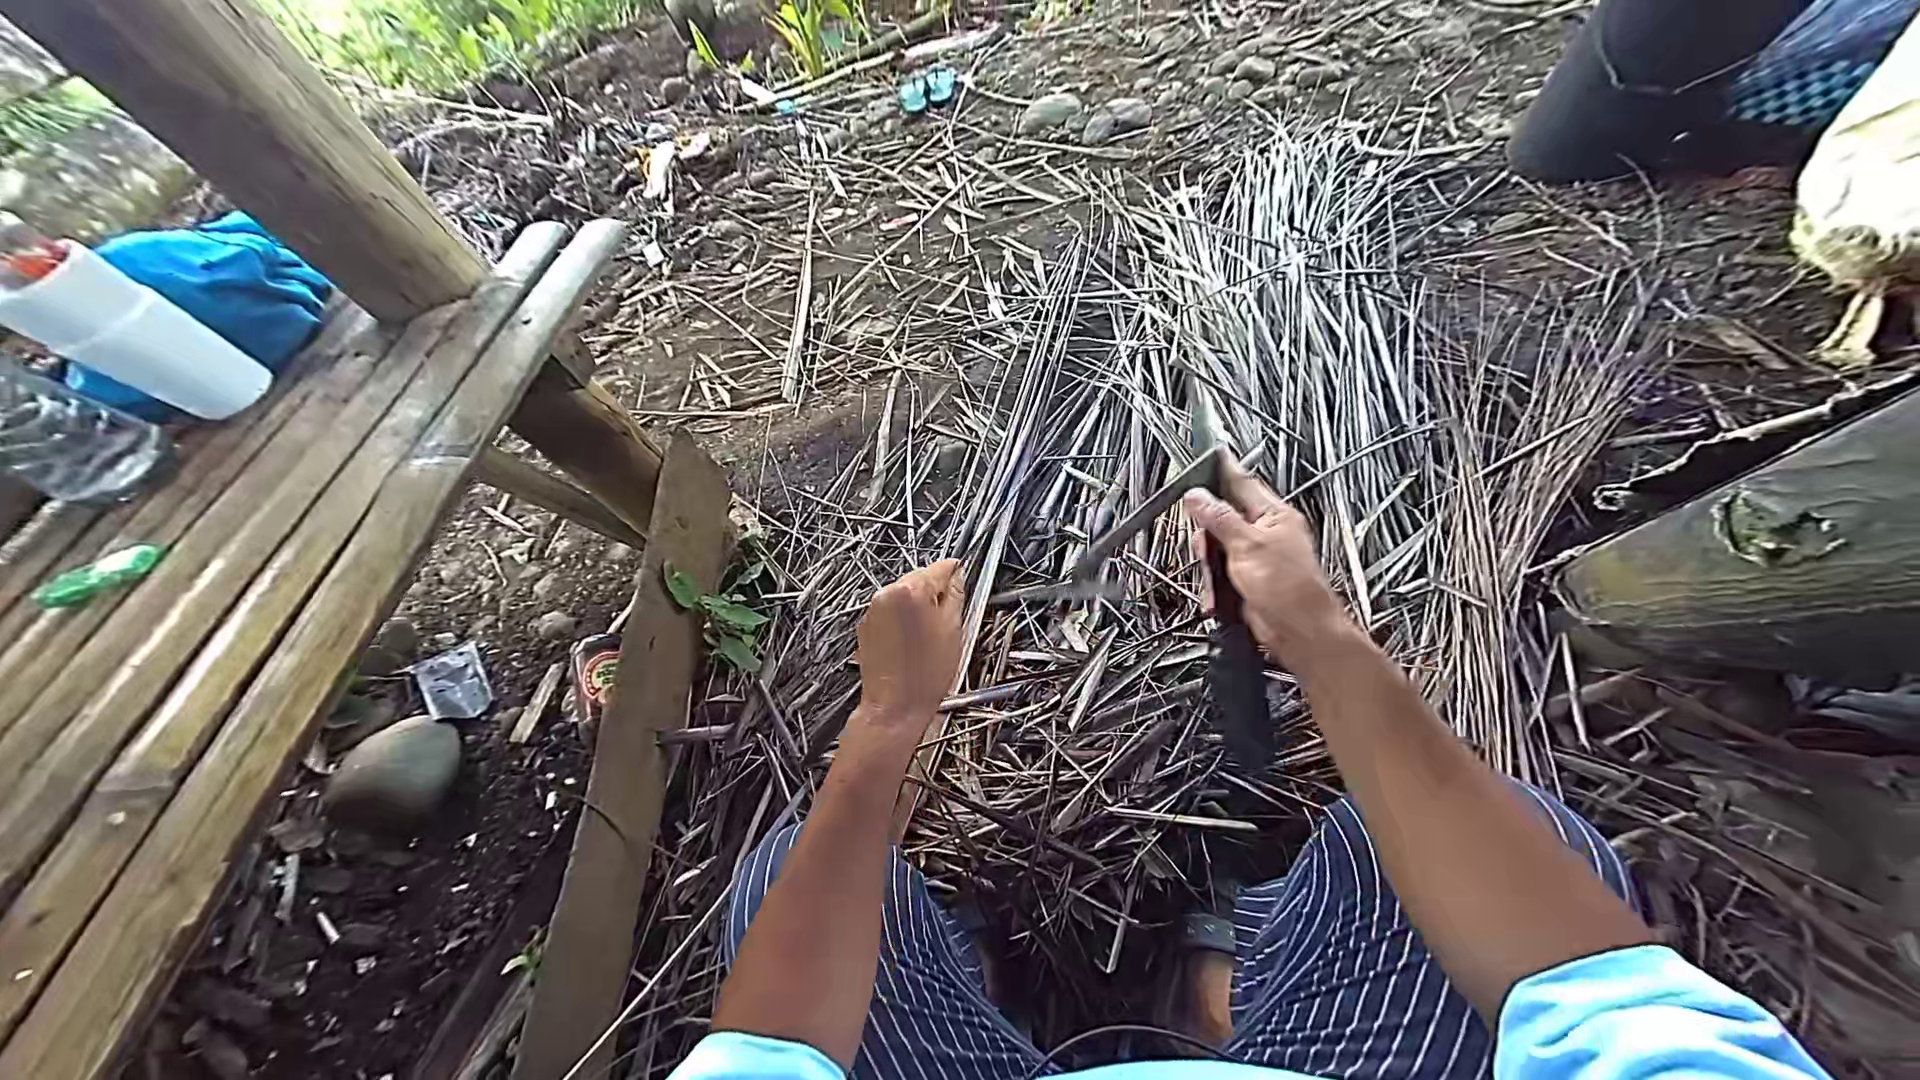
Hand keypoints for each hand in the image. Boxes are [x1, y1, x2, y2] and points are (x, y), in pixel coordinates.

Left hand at [853, 560, 966, 731]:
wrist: (895, 706)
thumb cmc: (924, 675)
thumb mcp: (954, 628)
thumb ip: (956, 594)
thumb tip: (957, 576)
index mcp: (910, 591)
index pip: (939, 567)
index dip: (955, 573)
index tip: (961, 579)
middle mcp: (887, 594)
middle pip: (920, 579)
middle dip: (934, 594)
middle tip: (948, 619)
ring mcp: (874, 609)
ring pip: (904, 595)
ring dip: (918, 607)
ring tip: (929, 637)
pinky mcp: (867, 625)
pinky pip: (891, 611)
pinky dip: (903, 620)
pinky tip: (913, 644)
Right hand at [1182, 455, 1351, 661]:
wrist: (1300, 632)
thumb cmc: (1289, 589)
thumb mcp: (1246, 545)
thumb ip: (1219, 518)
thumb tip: (1197, 496)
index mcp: (1274, 515)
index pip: (1241, 482)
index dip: (1221, 470)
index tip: (1205, 455)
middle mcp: (1266, 531)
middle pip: (1221, 517)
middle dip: (1206, 533)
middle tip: (1204, 545)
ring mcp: (1256, 555)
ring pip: (1215, 546)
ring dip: (1208, 564)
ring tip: (1215, 578)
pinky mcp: (1247, 577)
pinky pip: (1219, 571)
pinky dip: (1214, 582)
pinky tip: (1217, 594)